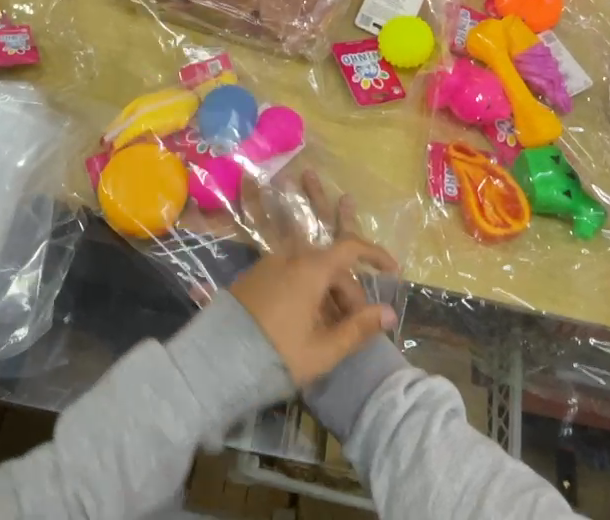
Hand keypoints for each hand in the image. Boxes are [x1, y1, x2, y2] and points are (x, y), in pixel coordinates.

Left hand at [230, 235, 400, 387]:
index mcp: (310, 269)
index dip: (375, 255)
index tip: (393, 271)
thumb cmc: (276, 355)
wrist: (215, 361)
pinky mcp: (253, 276)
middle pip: (331, 264)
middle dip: (349, 290)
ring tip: (331, 327)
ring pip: (309, 269)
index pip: (351, 248)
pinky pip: (289, 274)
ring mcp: (268, 264)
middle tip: (356, 324)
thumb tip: (389, 312)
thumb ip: (358, 329)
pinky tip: (305, 321)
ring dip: (326, 291)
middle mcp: (289, 257)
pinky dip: (305, 290)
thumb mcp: (322, 350)